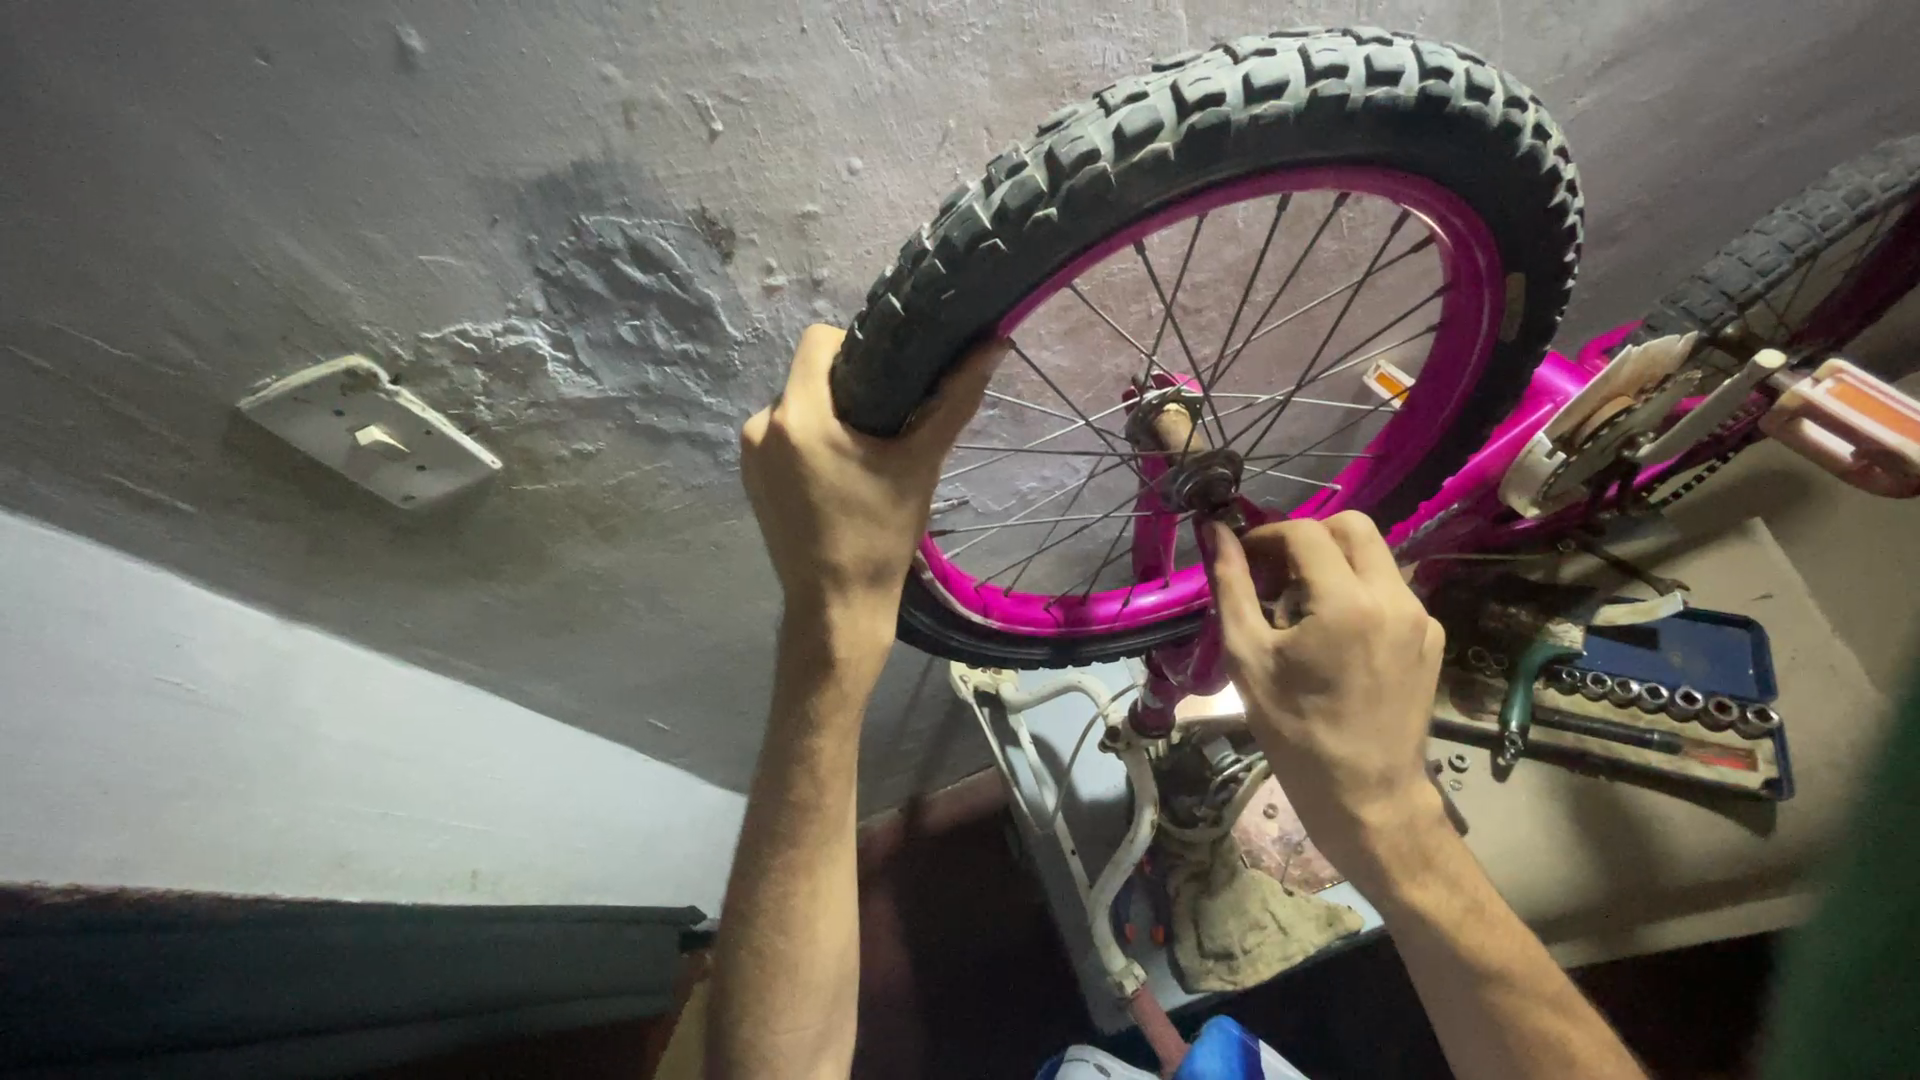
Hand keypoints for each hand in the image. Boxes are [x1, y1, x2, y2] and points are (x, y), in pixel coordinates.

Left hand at [740, 325, 1002, 647]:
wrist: (837, 606)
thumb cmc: (881, 536)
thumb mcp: (921, 464)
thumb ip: (954, 400)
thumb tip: (993, 344)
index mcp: (799, 416)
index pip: (817, 339)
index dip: (855, 346)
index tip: (887, 380)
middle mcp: (761, 425)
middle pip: (806, 376)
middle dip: (845, 388)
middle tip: (883, 423)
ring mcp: (748, 455)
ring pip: (793, 406)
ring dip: (825, 417)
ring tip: (860, 454)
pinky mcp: (748, 478)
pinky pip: (779, 437)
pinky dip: (805, 443)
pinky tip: (834, 476)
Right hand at [1204, 512, 1446, 888]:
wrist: (1365, 792)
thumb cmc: (1294, 728)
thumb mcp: (1247, 655)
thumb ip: (1231, 584)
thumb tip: (1214, 531)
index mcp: (1346, 602)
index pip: (1305, 531)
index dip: (1266, 536)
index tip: (1244, 561)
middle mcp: (1394, 598)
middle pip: (1351, 526)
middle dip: (1306, 538)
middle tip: (1275, 574)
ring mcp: (1420, 617)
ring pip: (1374, 555)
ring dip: (1332, 563)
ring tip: (1301, 609)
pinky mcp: (1431, 636)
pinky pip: (1389, 589)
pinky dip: (1356, 591)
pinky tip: (1333, 634)